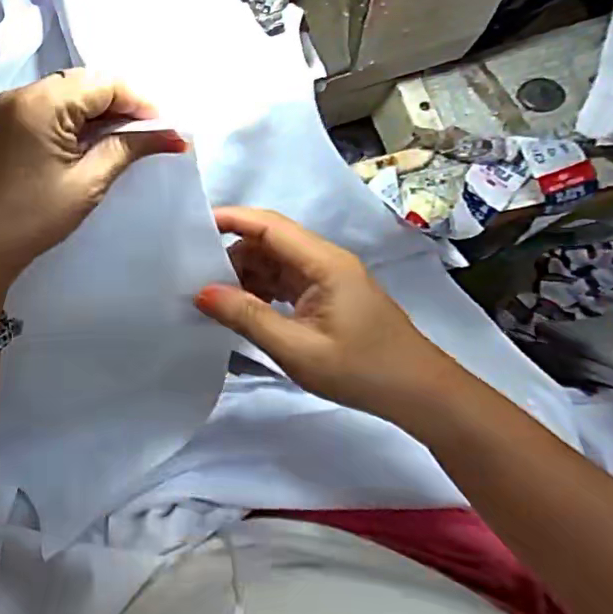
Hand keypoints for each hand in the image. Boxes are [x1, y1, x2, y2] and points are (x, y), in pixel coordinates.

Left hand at [0, 70, 187, 310]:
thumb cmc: (34, 217)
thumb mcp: (88, 181)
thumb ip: (129, 147)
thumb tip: (174, 135)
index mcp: (41, 103)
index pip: (103, 83)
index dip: (139, 101)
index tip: (165, 128)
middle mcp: (22, 94)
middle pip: (84, 82)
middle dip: (121, 103)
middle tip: (149, 133)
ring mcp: (9, 107)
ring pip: (68, 93)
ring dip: (99, 110)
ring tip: (127, 138)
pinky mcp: (5, 124)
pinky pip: (49, 107)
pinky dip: (76, 118)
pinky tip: (94, 139)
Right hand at [193, 207, 464, 423]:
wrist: (420, 394)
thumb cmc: (362, 370)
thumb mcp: (297, 349)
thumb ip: (247, 317)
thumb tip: (201, 292)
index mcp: (324, 263)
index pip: (269, 226)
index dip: (231, 219)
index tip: (192, 223)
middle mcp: (325, 261)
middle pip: (269, 241)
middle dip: (230, 252)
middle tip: (192, 272)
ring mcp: (327, 278)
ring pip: (274, 262)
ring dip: (243, 274)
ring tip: (209, 294)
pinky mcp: (326, 296)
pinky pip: (284, 281)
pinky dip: (259, 289)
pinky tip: (239, 308)